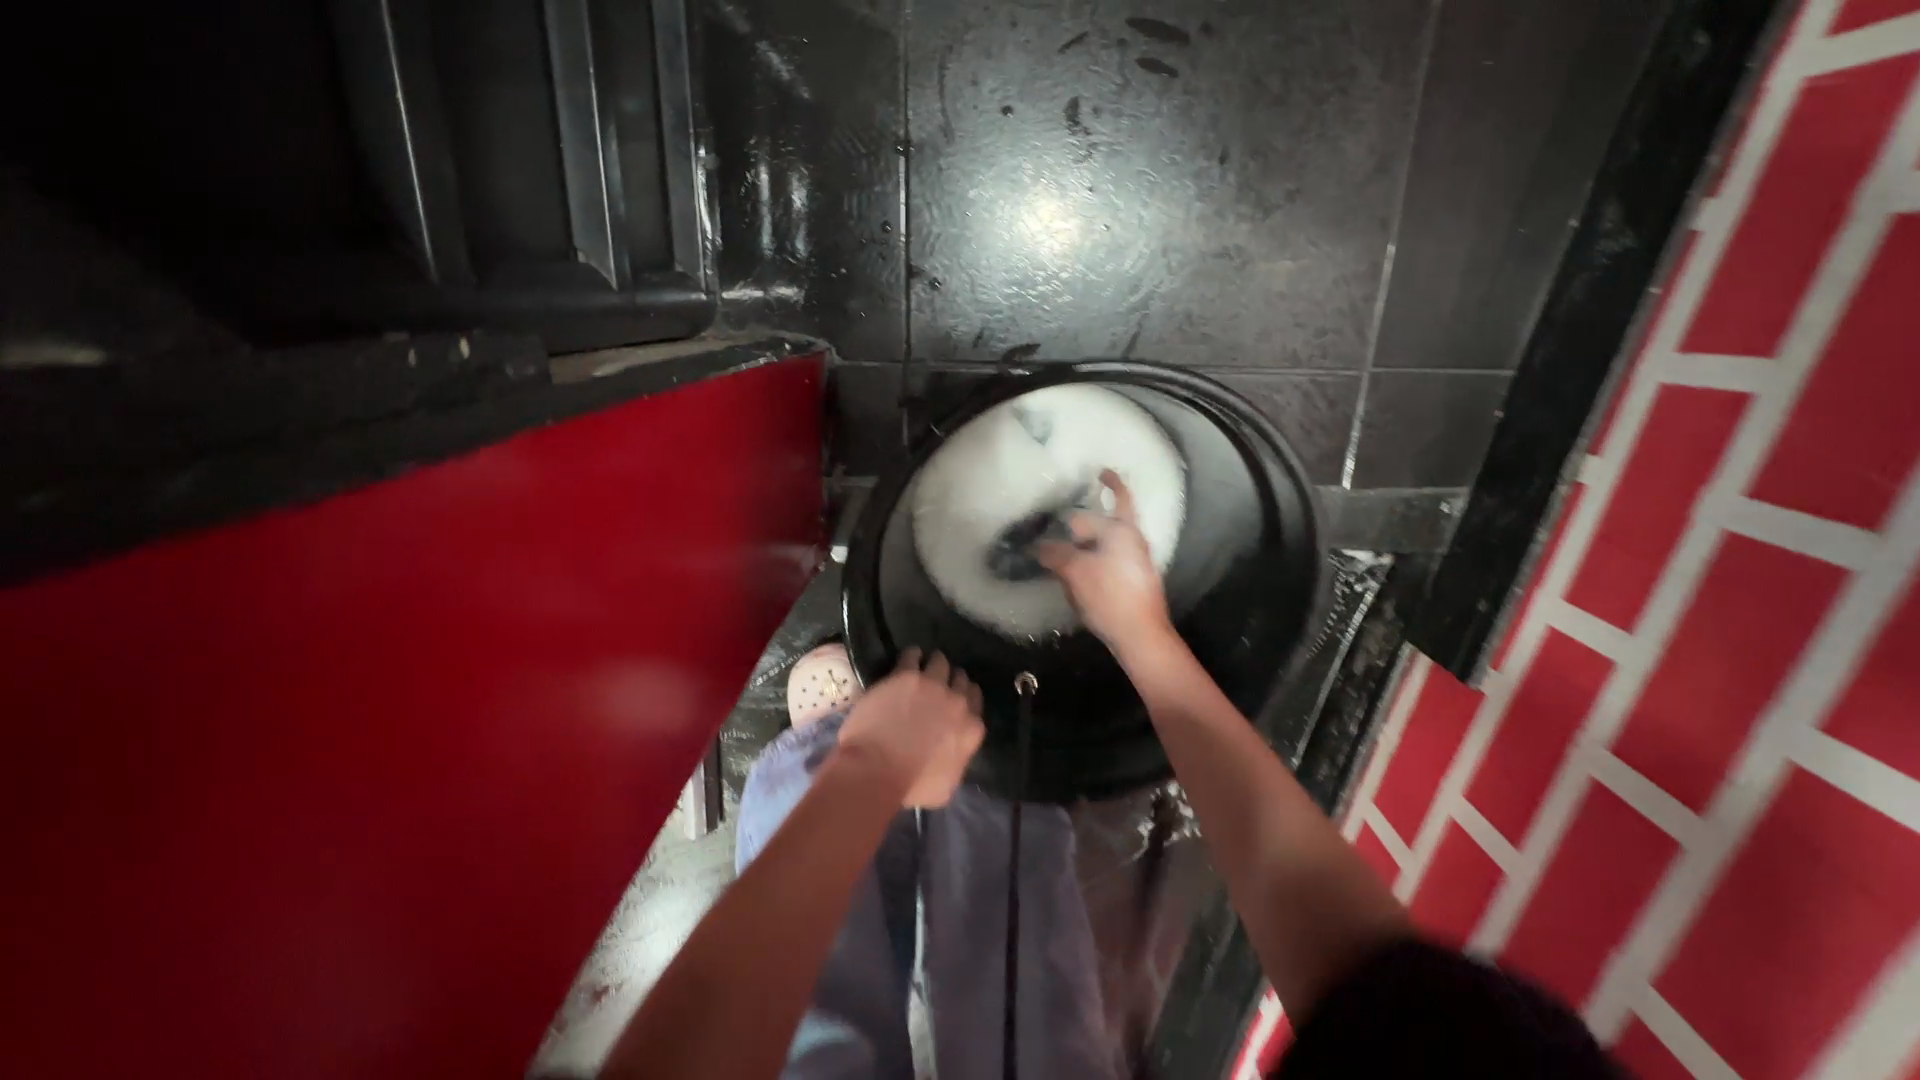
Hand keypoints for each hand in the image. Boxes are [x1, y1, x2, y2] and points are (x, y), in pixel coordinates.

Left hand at [835, 648, 986, 807]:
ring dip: (934, 664)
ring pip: (941, 663)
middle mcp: (958, 702)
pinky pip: (913, 656)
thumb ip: (956, 763)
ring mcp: (932, 685)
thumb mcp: (946, 787)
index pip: (975, 703)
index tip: (953, 701)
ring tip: (923, 665)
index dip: (964, 699)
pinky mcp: (906, 675)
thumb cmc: (911, 786)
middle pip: (960, 680)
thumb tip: (953, 757)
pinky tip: (908, 657)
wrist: (877, 769)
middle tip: (938, 685)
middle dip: (951, 681)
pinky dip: (912, 655)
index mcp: (971, 729)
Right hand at [1037, 469, 1174, 653]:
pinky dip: (1094, 558)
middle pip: (1115, 518)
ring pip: (1112, 541)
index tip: (1102, 471)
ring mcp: (1137, 562)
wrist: (1140, 635)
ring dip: (1092, 539)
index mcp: (1123, 530)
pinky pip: (1111, 560)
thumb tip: (1039, 546)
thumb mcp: (1075, 572)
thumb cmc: (1109, 596)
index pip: (1119, 497)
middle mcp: (1135, 541)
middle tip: (1072, 513)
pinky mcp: (1134, 581)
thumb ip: (1056, 554)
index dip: (1109, 483)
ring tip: (1067, 543)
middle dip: (1096, 514)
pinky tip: (1079, 570)